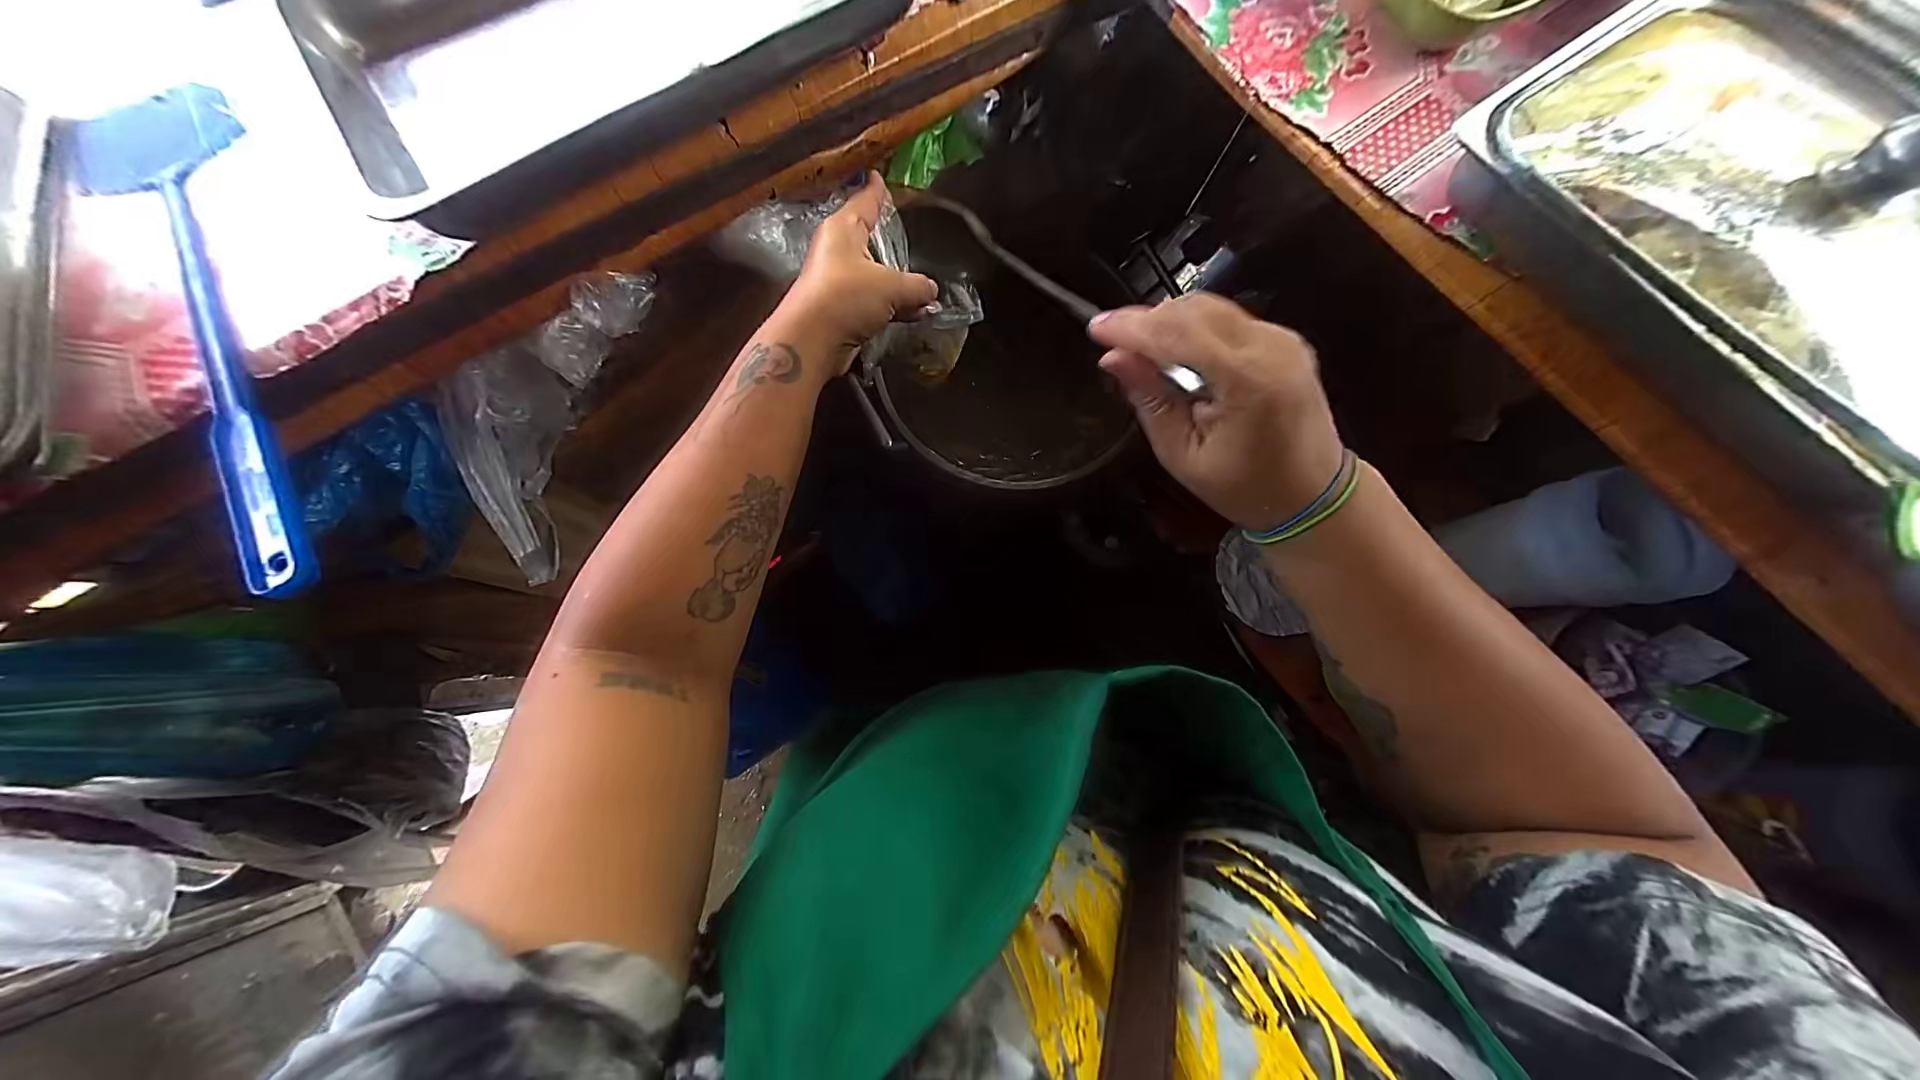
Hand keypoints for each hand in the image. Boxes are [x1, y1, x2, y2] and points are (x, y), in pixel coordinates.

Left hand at [778, 172, 938, 374]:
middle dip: (892, 242)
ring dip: (897, 282)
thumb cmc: (847, 298)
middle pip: (870, 239)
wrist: (813, 341)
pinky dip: (891, 306)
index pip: (865, 199)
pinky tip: (914, 313)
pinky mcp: (840, 310)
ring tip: (924, 287)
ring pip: (874, 274)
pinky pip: (872, 301)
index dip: (877, 189)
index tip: (883, 177)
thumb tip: (932, 290)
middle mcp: (838, 250)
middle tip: (916, 237)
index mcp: (844, 228)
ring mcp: (837, 281)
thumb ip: (917, 286)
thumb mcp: (892, 287)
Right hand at [1090, 293, 1345, 531]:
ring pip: (1211, 308)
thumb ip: (1150, 400)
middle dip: (1146, 320)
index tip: (1097, 327)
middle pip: (1195, 310)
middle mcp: (1273, 348)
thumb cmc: (1248, 487)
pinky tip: (1171, 352)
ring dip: (1167, 322)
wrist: (1312, 495)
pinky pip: (1227, 319)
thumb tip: (1114, 359)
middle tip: (1112, 341)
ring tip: (1136, 349)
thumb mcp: (1183, 454)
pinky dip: (1192, 328)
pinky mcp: (1283, 340)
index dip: (1131, 327)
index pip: (1179, 333)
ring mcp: (1283, 340)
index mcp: (1250, 381)